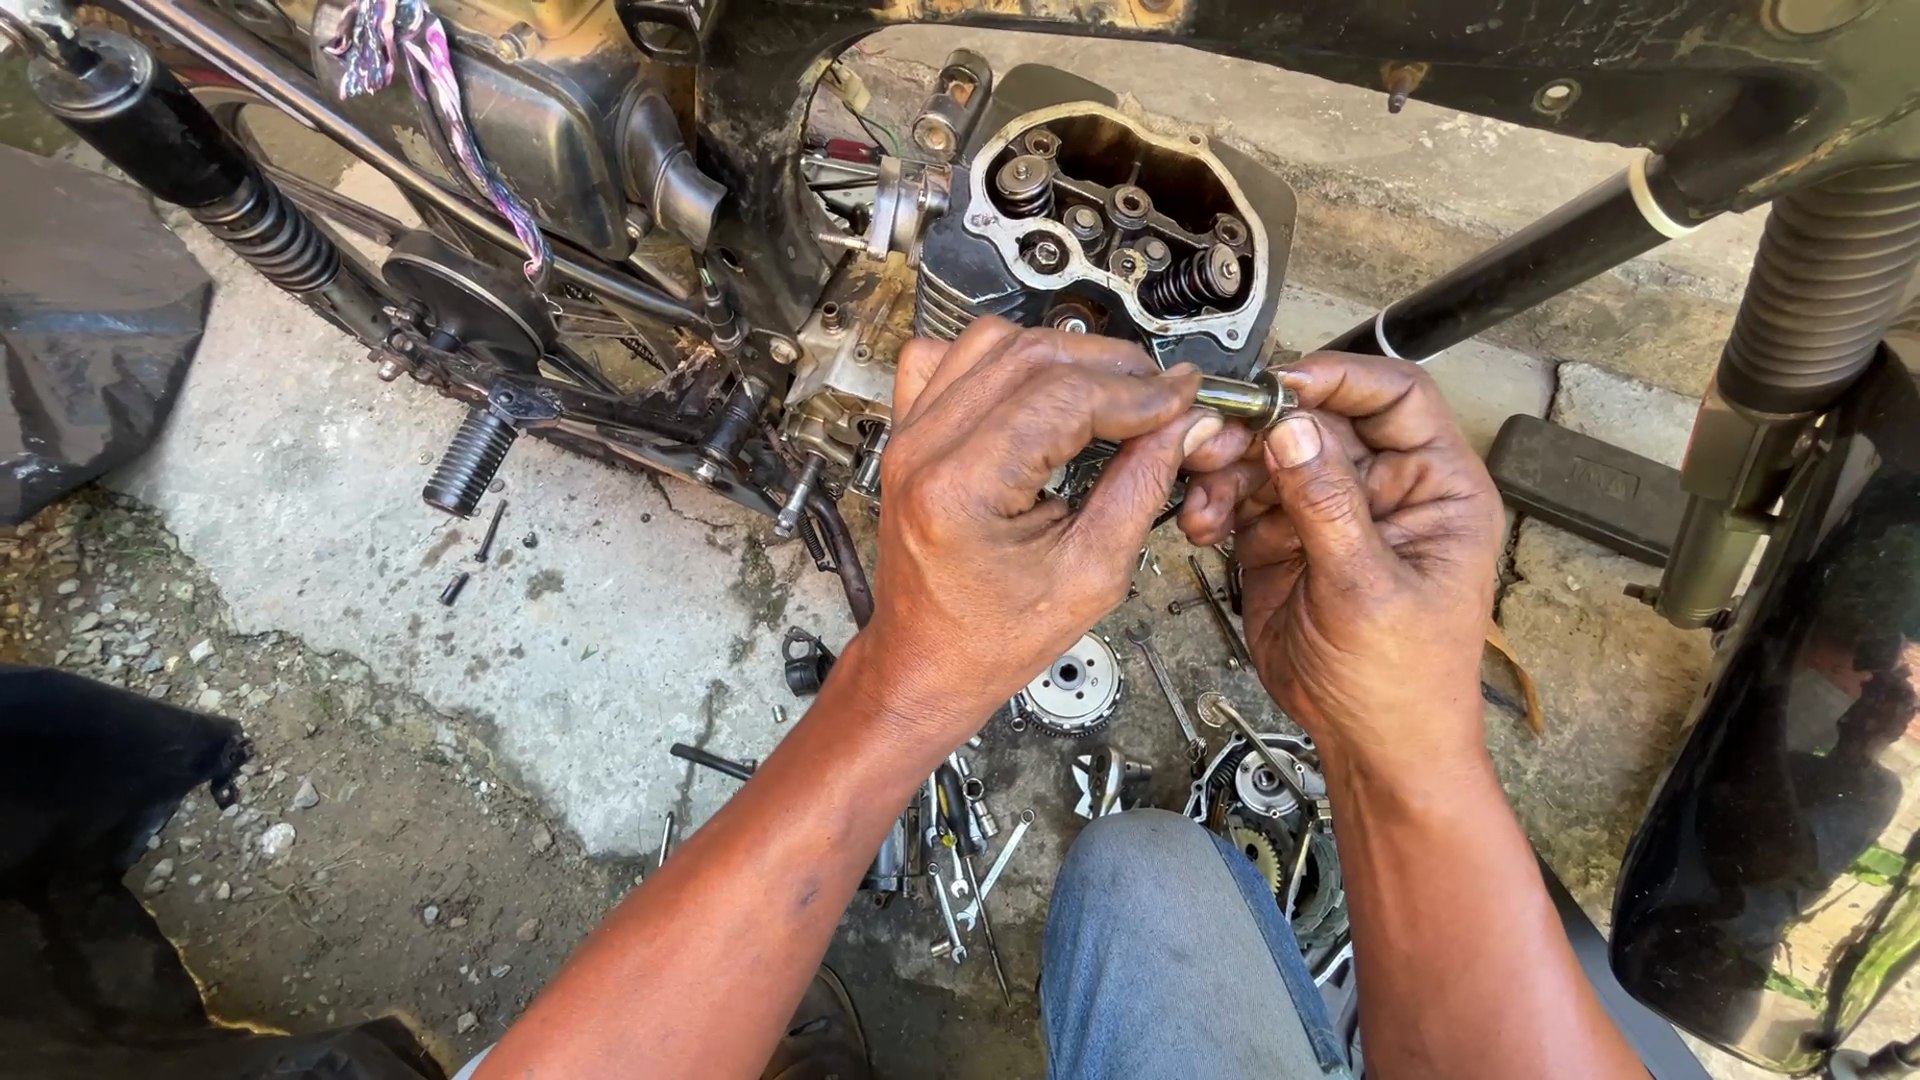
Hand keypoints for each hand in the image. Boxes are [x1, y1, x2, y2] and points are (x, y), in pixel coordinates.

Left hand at [857, 317, 1239, 745]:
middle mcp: (923, 450)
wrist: (927, 661)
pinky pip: (946, 360)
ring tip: (1109, 390)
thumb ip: (1141, 487)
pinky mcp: (909, 436)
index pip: (1064, 397)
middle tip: (1159, 394)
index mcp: (962, 490)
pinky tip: (1030, 388)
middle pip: (1031, 355)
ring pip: (992, 341)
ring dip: (1061, 354)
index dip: (1136, 391)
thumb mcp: (1090, 576)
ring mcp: (909, 437)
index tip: (1181, 397)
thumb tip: (1182, 426)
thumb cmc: (990, 639)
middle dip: (1111, 367)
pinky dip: (997, 358)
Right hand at [1178, 354, 1504, 784]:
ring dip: (1226, 473)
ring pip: (1265, 459)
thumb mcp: (1369, 588)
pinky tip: (1204, 528)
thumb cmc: (1402, 677)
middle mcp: (1376, 489)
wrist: (1365, 738)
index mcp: (1431, 487)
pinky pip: (1238, 500)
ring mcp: (1322, 512)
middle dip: (1258, 432)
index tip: (1281, 386)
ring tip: (1205, 504)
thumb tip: (1294, 429)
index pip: (1393, 398)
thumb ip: (1328, 506)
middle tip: (1213, 446)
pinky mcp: (1278, 538)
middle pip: (1311, 423)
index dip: (1339, 379)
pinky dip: (1213, 507)